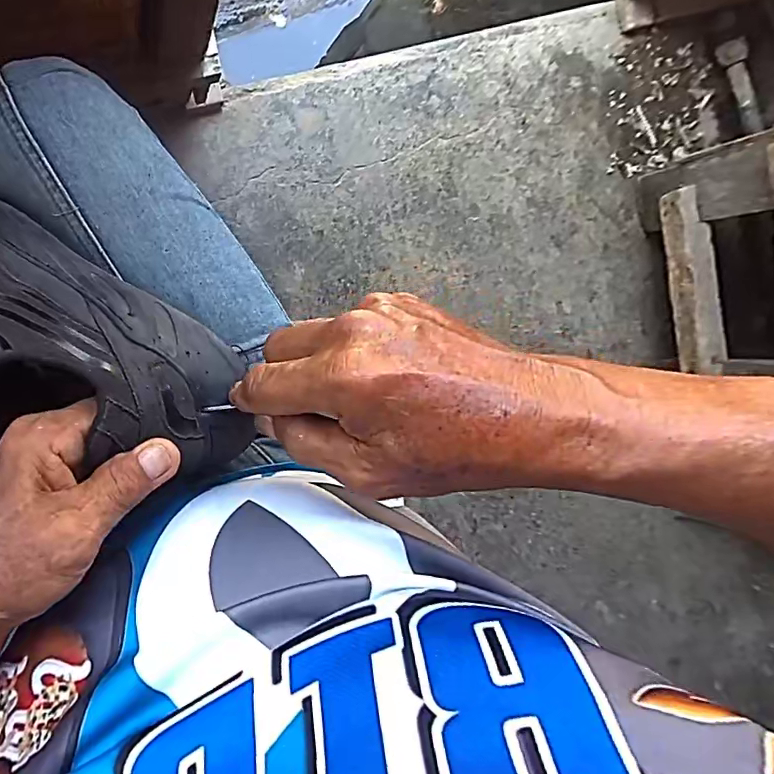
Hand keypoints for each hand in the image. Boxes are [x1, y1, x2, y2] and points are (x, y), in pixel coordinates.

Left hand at [0, 399, 179, 626]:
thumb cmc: (4, 570)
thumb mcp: (80, 525)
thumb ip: (125, 483)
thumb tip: (164, 451)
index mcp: (39, 435)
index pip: (110, 408)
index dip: (141, 433)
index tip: (161, 460)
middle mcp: (34, 440)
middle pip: (105, 432)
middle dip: (126, 463)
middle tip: (130, 497)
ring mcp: (34, 463)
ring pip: (96, 456)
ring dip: (111, 483)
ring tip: (105, 513)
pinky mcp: (37, 486)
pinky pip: (82, 475)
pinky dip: (96, 495)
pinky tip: (95, 518)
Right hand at [231, 293, 604, 496]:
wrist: (524, 411)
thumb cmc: (464, 443)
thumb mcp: (369, 472)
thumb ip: (303, 442)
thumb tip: (276, 419)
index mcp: (344, 375)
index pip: (261, 381)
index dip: (250, 401)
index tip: (251, 405)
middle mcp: (356, 329)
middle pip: (277, 345)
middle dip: (282, 379)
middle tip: (311, 410)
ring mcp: (379, 309)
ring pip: (312, 332)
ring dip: (318, 363)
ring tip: (361, 398)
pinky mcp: (398, 302)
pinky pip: (348, 323)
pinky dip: (351, 348)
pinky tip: (384, 377)